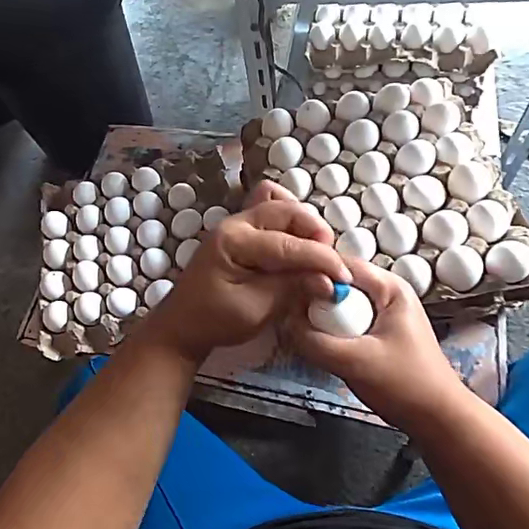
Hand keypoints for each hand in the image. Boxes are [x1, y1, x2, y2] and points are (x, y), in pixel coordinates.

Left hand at [139, 181, 349, 362]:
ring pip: (281, 204)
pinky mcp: (243, 229)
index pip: (289, 244)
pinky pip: (271, 208)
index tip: (345, 277)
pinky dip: (290, 219)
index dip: (322, 259)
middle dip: (317, 234)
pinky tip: (298, 240)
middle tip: (331, 265)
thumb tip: (331, 282)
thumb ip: (293, 289)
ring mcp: (239, 222)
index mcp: (234, 241)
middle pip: (288, 211)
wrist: (183, 325)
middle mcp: (236, 223)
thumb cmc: (215, 321)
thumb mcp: (257, 311)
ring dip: (305, 224)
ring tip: (316, 253)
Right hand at [285, 255, 470, 428]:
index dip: (312, 274)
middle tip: (296, 321)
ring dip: (324, 322)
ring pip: (339, 307)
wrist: (438, 419)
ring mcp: (382, 313)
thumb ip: (314, 340)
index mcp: (389, 287)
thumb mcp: (353, 361)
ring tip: (310, 339)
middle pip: (338, 284)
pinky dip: (333, 335)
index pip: (340, 263)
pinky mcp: (376, 333)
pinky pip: (346, 324)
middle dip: (316, 302)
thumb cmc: (408, 386)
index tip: (288, 292)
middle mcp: (386, 293)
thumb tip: (285, 322)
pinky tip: (325, 351)